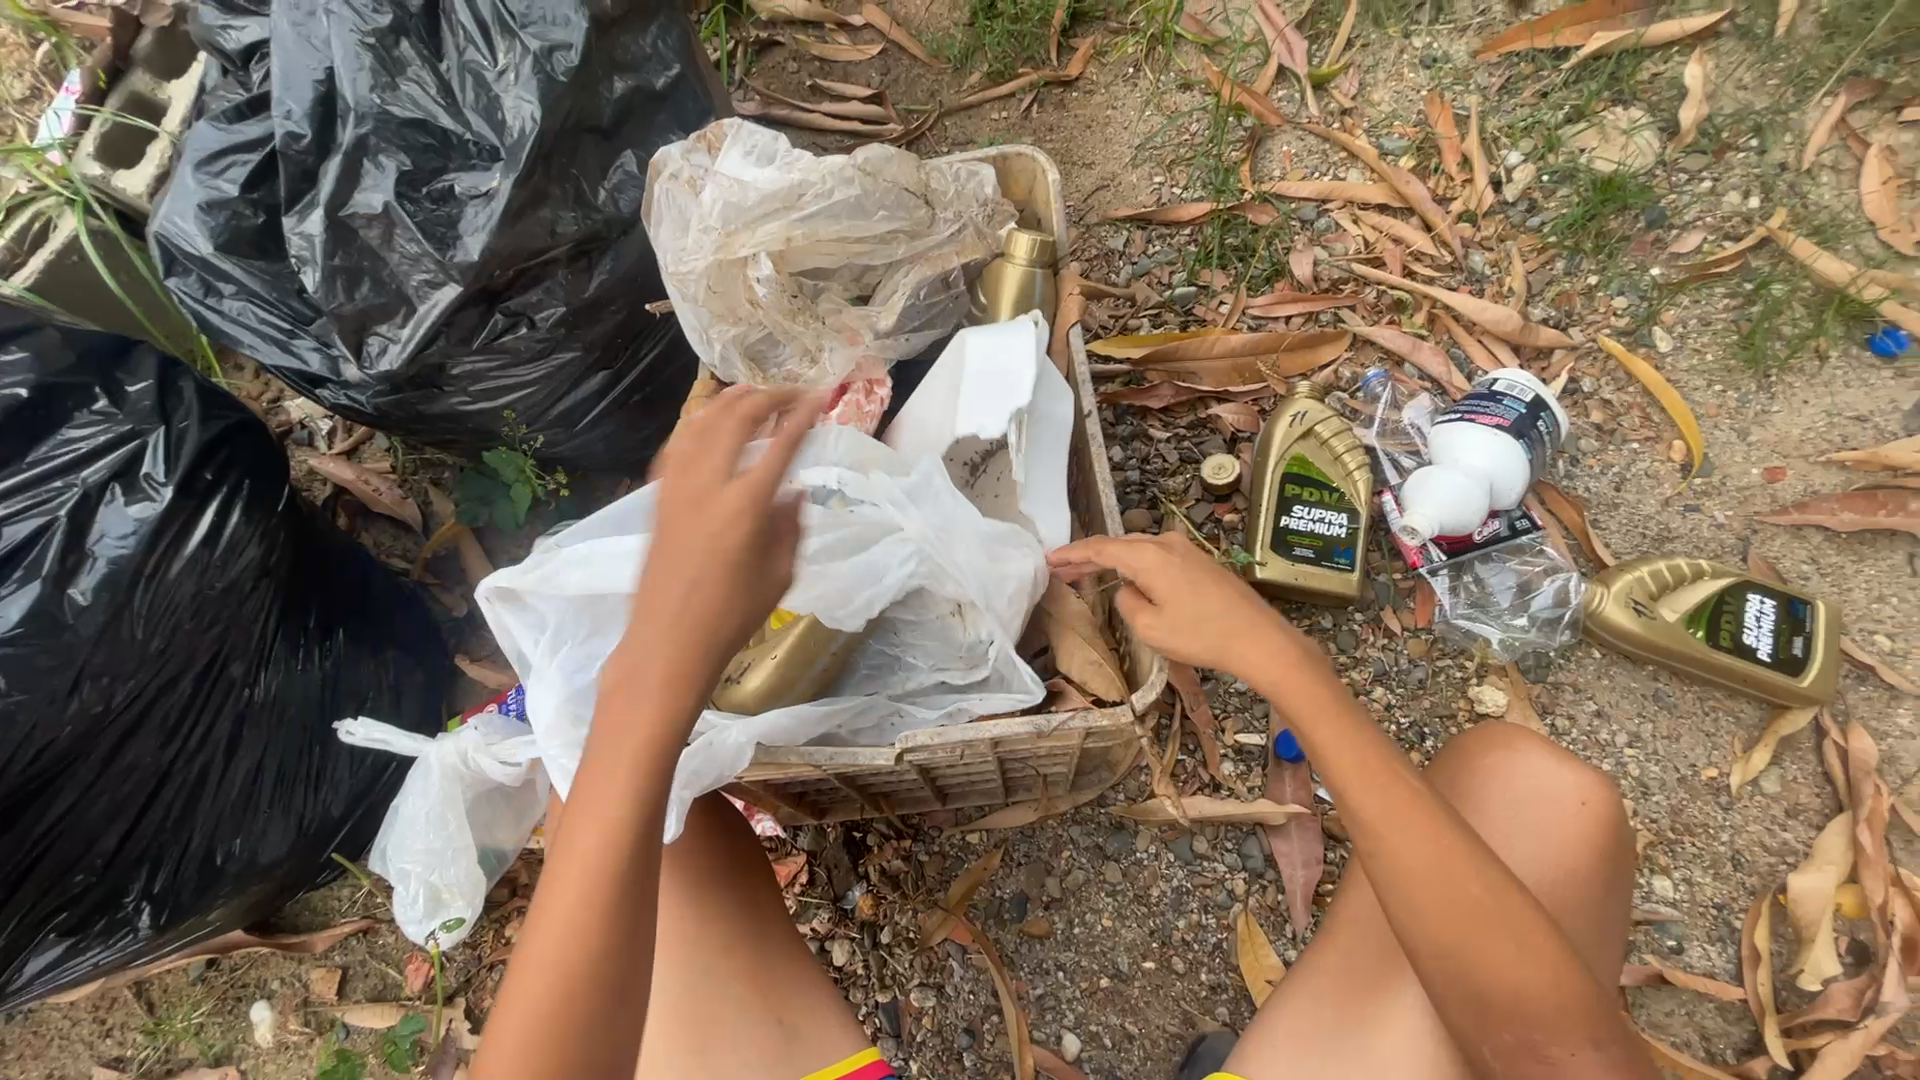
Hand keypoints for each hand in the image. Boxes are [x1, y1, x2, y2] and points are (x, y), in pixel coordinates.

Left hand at [607, 385, 825, 712]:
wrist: (668, 641)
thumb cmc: (732, 616)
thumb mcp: (781, 575)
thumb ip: (790, 526)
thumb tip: (794, 492)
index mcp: (746, 505)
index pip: (781, 443)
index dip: (803, 415)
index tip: (821, 396)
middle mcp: (709, 484)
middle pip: (737, 419)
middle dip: (768, 396)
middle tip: (791, 393)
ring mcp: (677, 487)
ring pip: (701, 423)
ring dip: (729, 401)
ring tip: (752, 391)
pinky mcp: (659, 497)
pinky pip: (678, 444)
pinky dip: (697, 423)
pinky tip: (708, 422)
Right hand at [1047, 531, 1298, 678]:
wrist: (1258, 637)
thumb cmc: (1200, 634)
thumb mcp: (1149, 627)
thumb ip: (1127, 602)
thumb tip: (1127, 590)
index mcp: (1148, 556)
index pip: (1099, 548)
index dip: (1071, 554)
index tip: (1049, 559)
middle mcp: (1165, 543)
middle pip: (1117, 545)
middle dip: (1089, 557)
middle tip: (1062, 571)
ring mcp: (1185, 549)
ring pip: (1138, 550)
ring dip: (1113, 561)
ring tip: (1089, 575)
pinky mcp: (1199, 560)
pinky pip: (1156, 556)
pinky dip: (1135, 565)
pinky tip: (1128, 578)